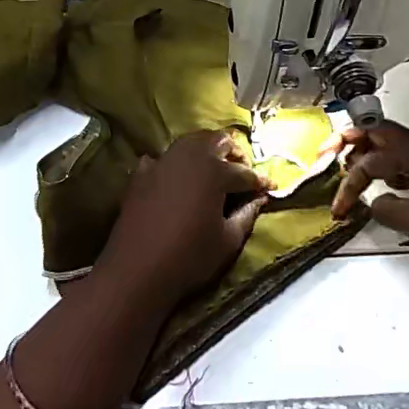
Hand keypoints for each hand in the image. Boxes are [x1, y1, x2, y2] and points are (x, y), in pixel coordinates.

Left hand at [97, 131, 268, 306]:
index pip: (244, 172)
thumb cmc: (190, 256)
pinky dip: (174, 164)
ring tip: (214, 170)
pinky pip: (162, 159)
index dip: (260, 181)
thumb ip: (247, 214)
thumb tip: (260, 198)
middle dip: (234, 153)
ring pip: (189, 142)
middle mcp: (188, 156)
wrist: (137, 268)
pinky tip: (177, 177)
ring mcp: (162, 162)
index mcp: (214, 171)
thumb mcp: (228, 240)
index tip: (271, 186)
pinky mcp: (141, 174)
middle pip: (216, 141)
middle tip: (242, 172)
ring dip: (205, 151)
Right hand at [331, 121, 408, 270]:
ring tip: (354, 173)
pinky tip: (388, 188)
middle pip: (381, 135)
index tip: (340, 204)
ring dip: (371, 157)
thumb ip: (384, 209)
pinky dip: (390, 171)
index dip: (350, 179)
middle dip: (352, 142)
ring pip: (396, 149)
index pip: (371, 156)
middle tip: (330, 153)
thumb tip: (374, 205)